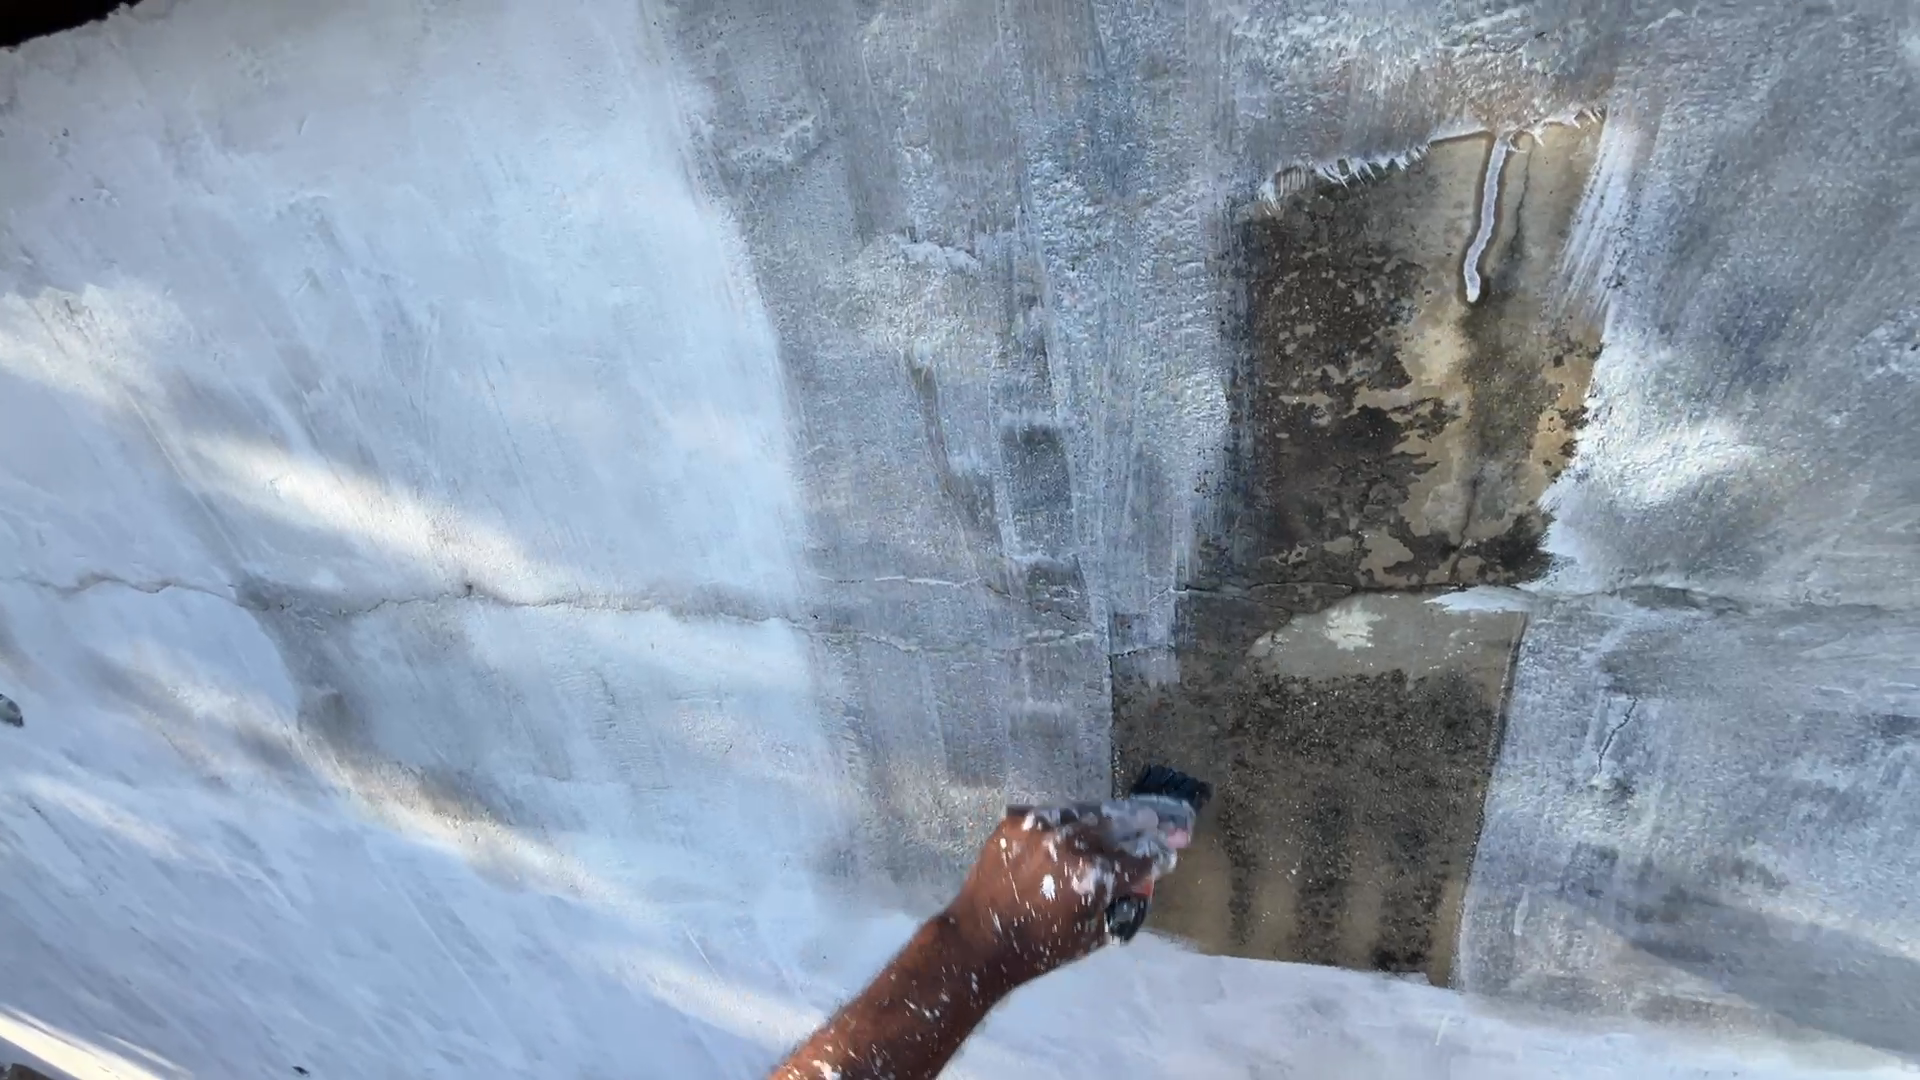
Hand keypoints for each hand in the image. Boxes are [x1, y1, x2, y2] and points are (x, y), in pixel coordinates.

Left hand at [943, 796, 1194, 989]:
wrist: (980, 938)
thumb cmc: (1040, 948)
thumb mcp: (1094, 935)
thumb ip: (1123, 903)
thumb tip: (1144, 879)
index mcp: (1092, 877)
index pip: (1139, 859)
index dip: (1158, 855)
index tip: (1168, 850)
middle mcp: (1069, 843)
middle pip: (1116, 825)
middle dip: (1140, 823)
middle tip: (1155, 818)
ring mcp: (1040, 826)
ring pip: (1084, 812)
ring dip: (1105, 816)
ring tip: (1122, 814)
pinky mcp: (1016, 820)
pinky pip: (1052, 813)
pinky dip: (1068, 819)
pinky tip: (1079, 821)